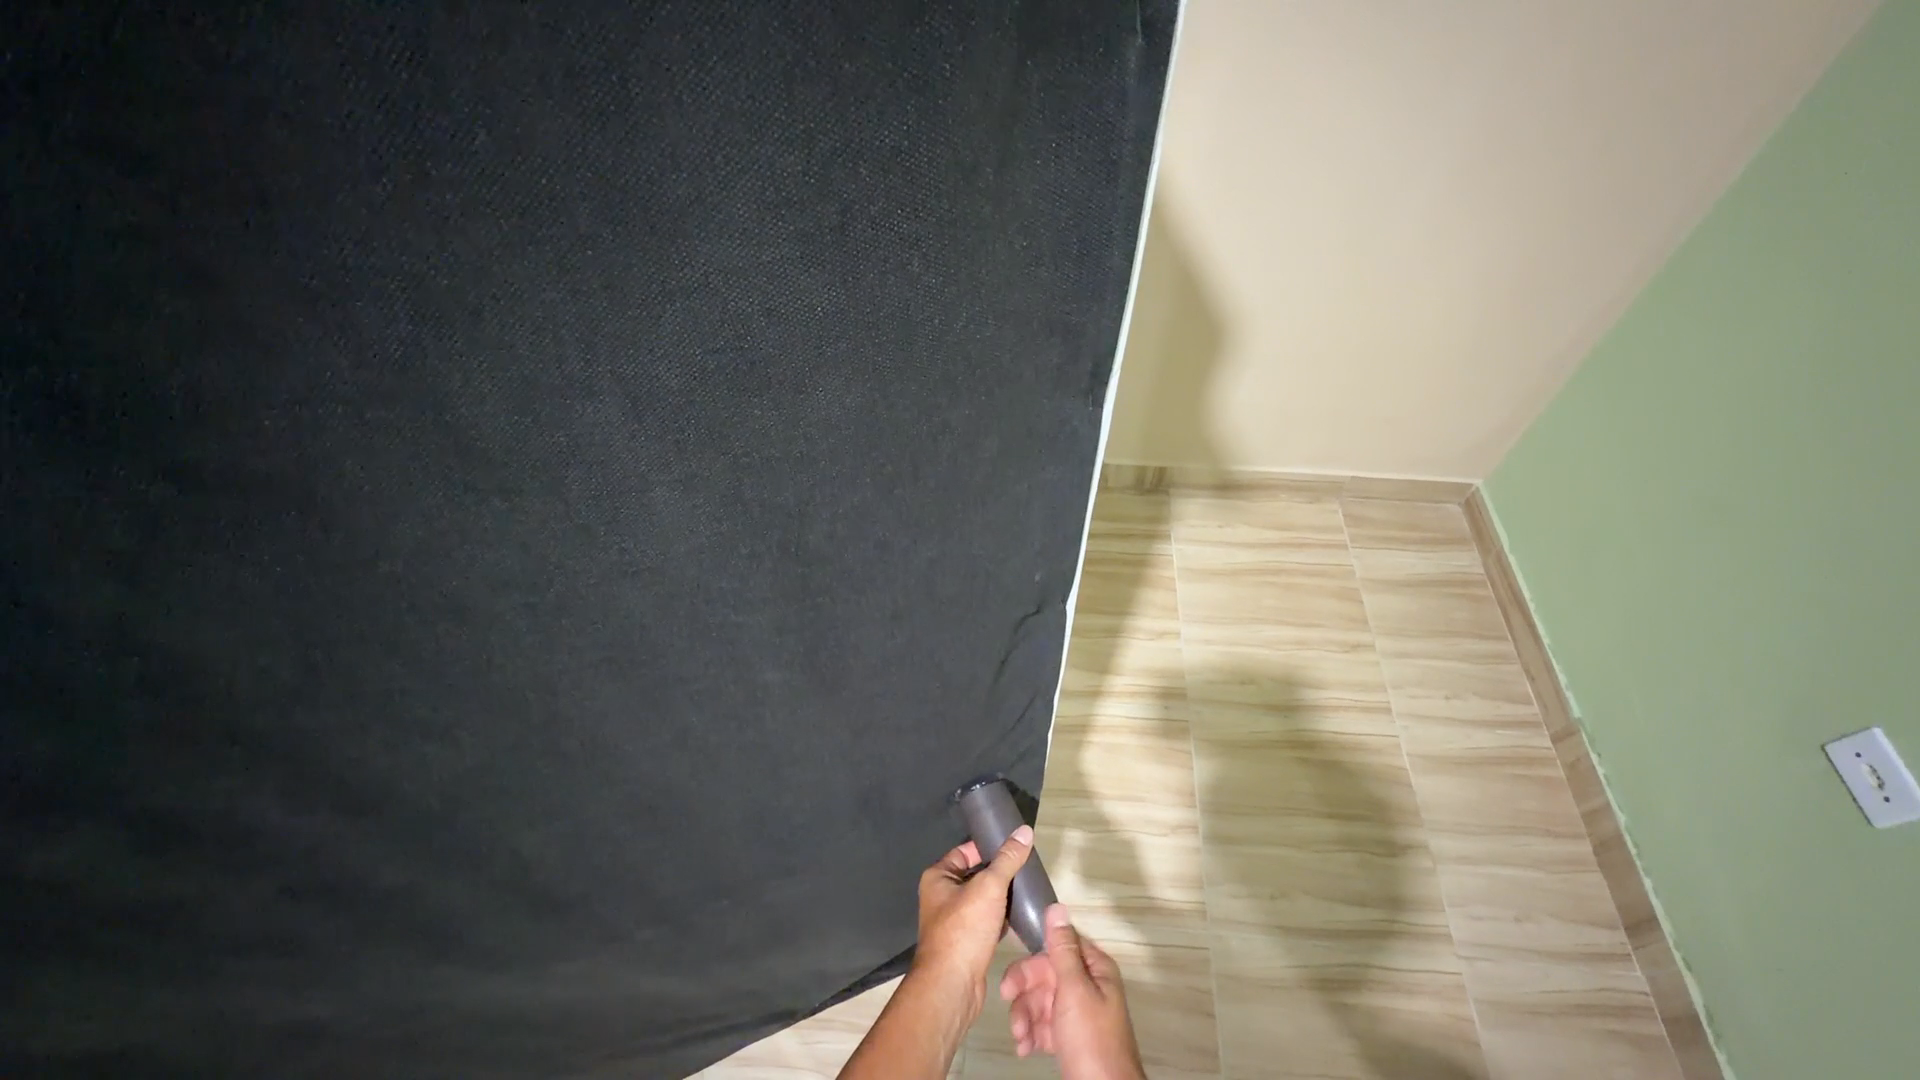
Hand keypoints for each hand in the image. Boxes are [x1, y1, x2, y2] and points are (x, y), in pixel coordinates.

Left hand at [911, 825, 1033, 1022]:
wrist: (953, 985)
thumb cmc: (964, 928)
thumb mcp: (989, 887)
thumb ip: (1008, 859)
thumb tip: (1025, 831)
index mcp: (938, 877)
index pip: (966, 851)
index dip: (989, 846)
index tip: (1016, 845)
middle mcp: (942, 896)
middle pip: (976, 875)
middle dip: (1000, 873)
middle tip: (1028, 867)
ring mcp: (953, 921)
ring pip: (983, 900)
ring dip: (1003, 897)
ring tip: (1029, 889)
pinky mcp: (966, 942)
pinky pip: (987, 921)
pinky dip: (1002, 918)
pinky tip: (1021, 916)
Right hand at [998, 905, 1144, 1079]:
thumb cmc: (1091, 1040)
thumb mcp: (1075, 990)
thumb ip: (1062, 949)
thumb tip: (1056, 907)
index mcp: (1094, 968)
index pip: (1058, 946)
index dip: (1034, 960)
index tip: (1012, 978)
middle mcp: (1088, 985)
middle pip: (1045, 974)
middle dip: (1025, 993)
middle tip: (1007, 1005)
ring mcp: (1078, 1012)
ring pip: (1041, 1000)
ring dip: (1024, 1017)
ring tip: (1020, 1038)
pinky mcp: (1070, 1036)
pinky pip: (1044, 1024)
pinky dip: (1031, 1034)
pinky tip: (1025, 1048)